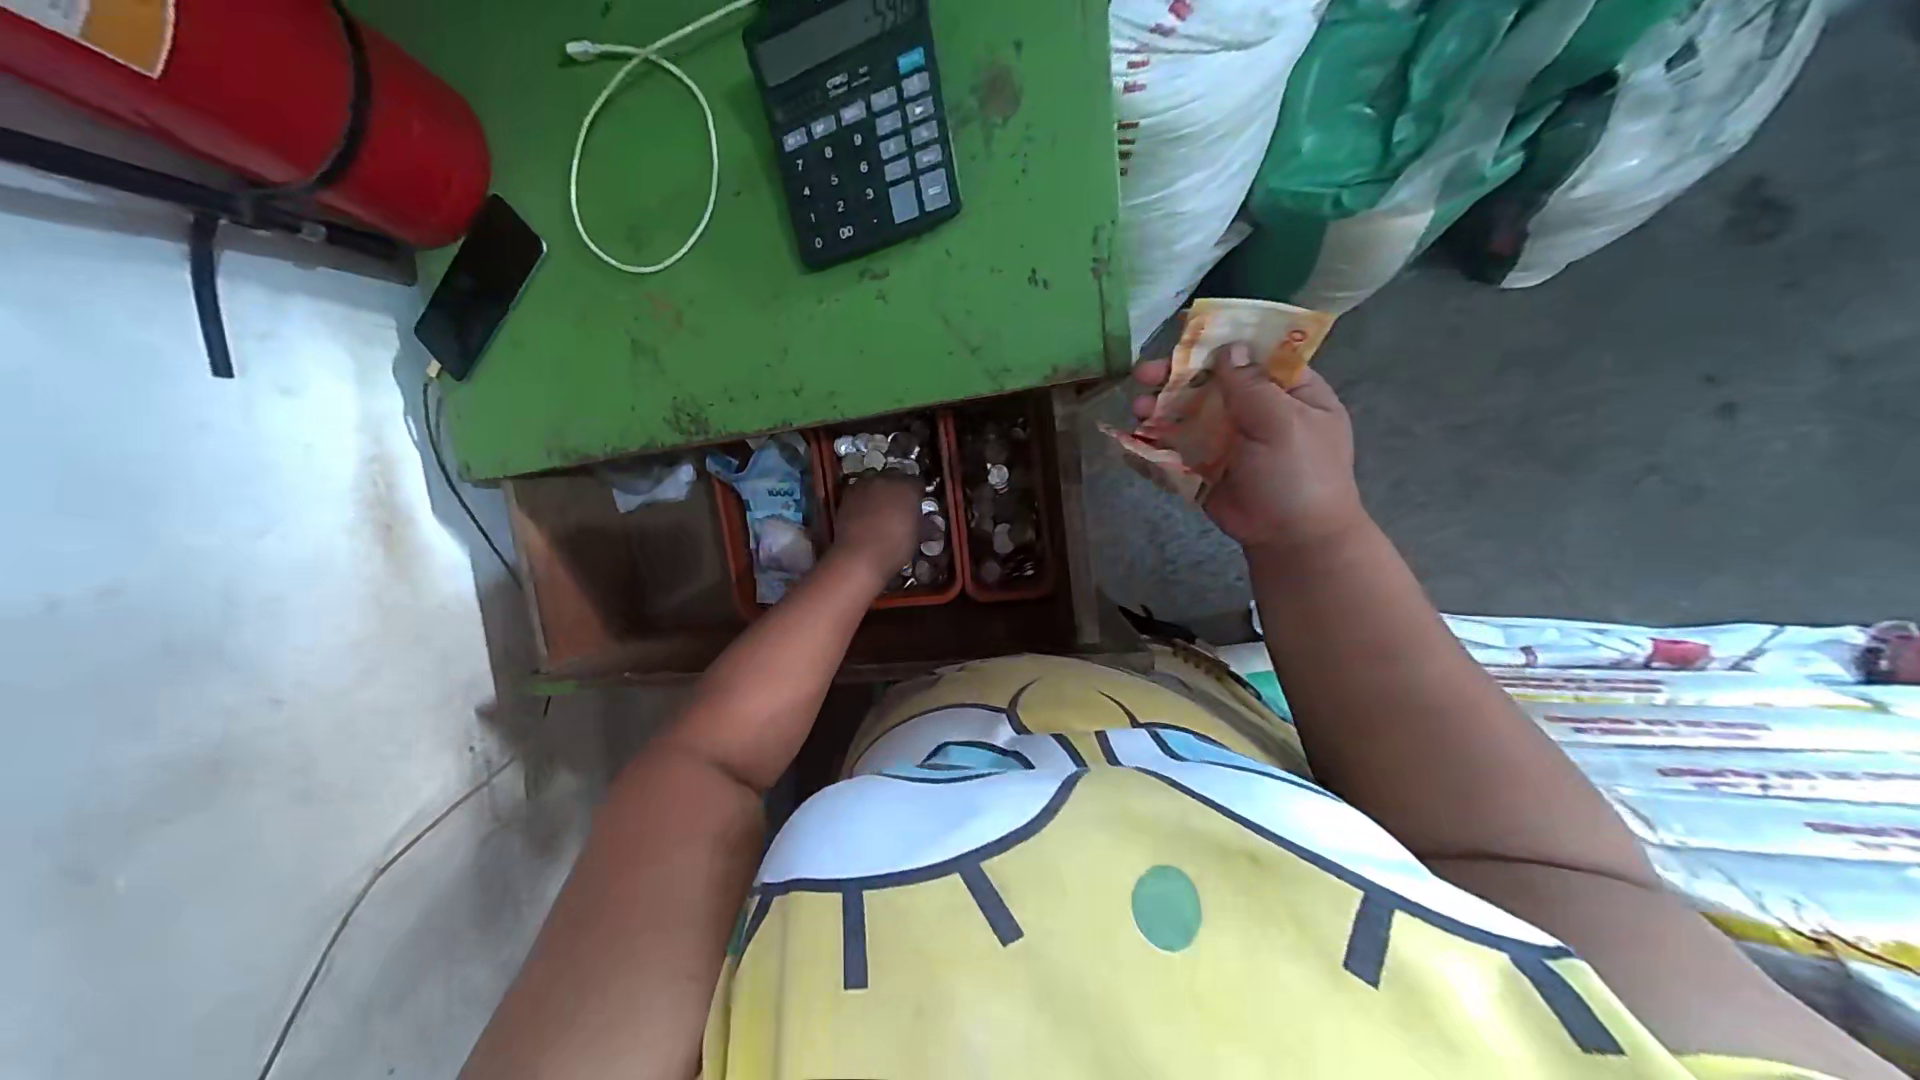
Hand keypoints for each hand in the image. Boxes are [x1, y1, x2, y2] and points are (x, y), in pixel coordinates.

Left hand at [828, 473, 921, 582]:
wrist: (858, 556)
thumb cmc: (895, 545)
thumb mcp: (917, 537)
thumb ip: (926, 527)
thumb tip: (935, 528)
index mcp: (906, 486)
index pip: (917, 483)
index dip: (918, 495)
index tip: (917, 507)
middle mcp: (884, 479)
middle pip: (894, 479)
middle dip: (898, 490)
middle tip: (900, 509)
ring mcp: (862, 486)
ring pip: (874, 483)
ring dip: (878, 492)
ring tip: (881, 511)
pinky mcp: (845, 496)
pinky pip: (859, 493)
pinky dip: (863, 500)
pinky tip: (865, 516)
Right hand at [1132, 342, 1366, 553]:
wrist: (1291, 539)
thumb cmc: (1299, 475)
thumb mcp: (1283, 423)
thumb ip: (1251, 385)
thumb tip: (1228, 347)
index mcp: (1287, 390)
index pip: (1252, 353)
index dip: (1219, 341)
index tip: (1183, 334)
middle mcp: (1255, 408)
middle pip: (1210, 381)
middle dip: (1175, 376)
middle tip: (1143, 374)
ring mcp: (1228, 437)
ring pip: (1188, 412)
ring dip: (1160, 407)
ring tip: (1137, 409)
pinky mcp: (1205, 464)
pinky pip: (1178, 445)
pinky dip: (1155, 439)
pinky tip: (1133, 435)